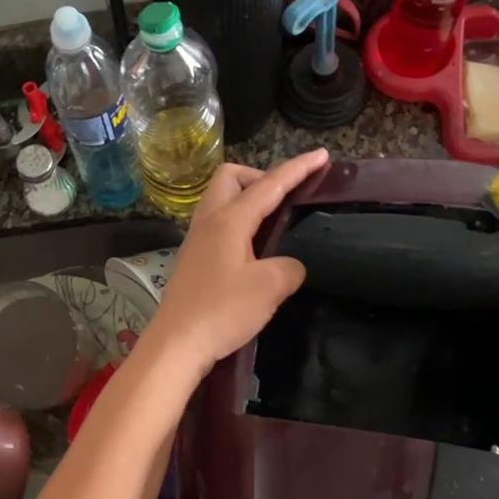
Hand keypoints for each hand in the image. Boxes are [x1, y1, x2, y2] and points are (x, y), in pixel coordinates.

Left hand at [139, 149, 329, 377]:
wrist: (176, 343)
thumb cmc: (222, 311)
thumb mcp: (269, 287)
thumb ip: (289, 268)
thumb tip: (289, 266)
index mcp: (229, 220)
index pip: (269, 185)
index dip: (297, 169)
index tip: (322, 155)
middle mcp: (209, 222)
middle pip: (231, 178)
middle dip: (261, 176)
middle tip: (286, 197)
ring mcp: (196, 241)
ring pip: (221, 201)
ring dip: (247, 200)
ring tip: (273, 221)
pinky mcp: (193, 260)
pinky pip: (217, 225)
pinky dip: (238, 224)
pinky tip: (252, 248)